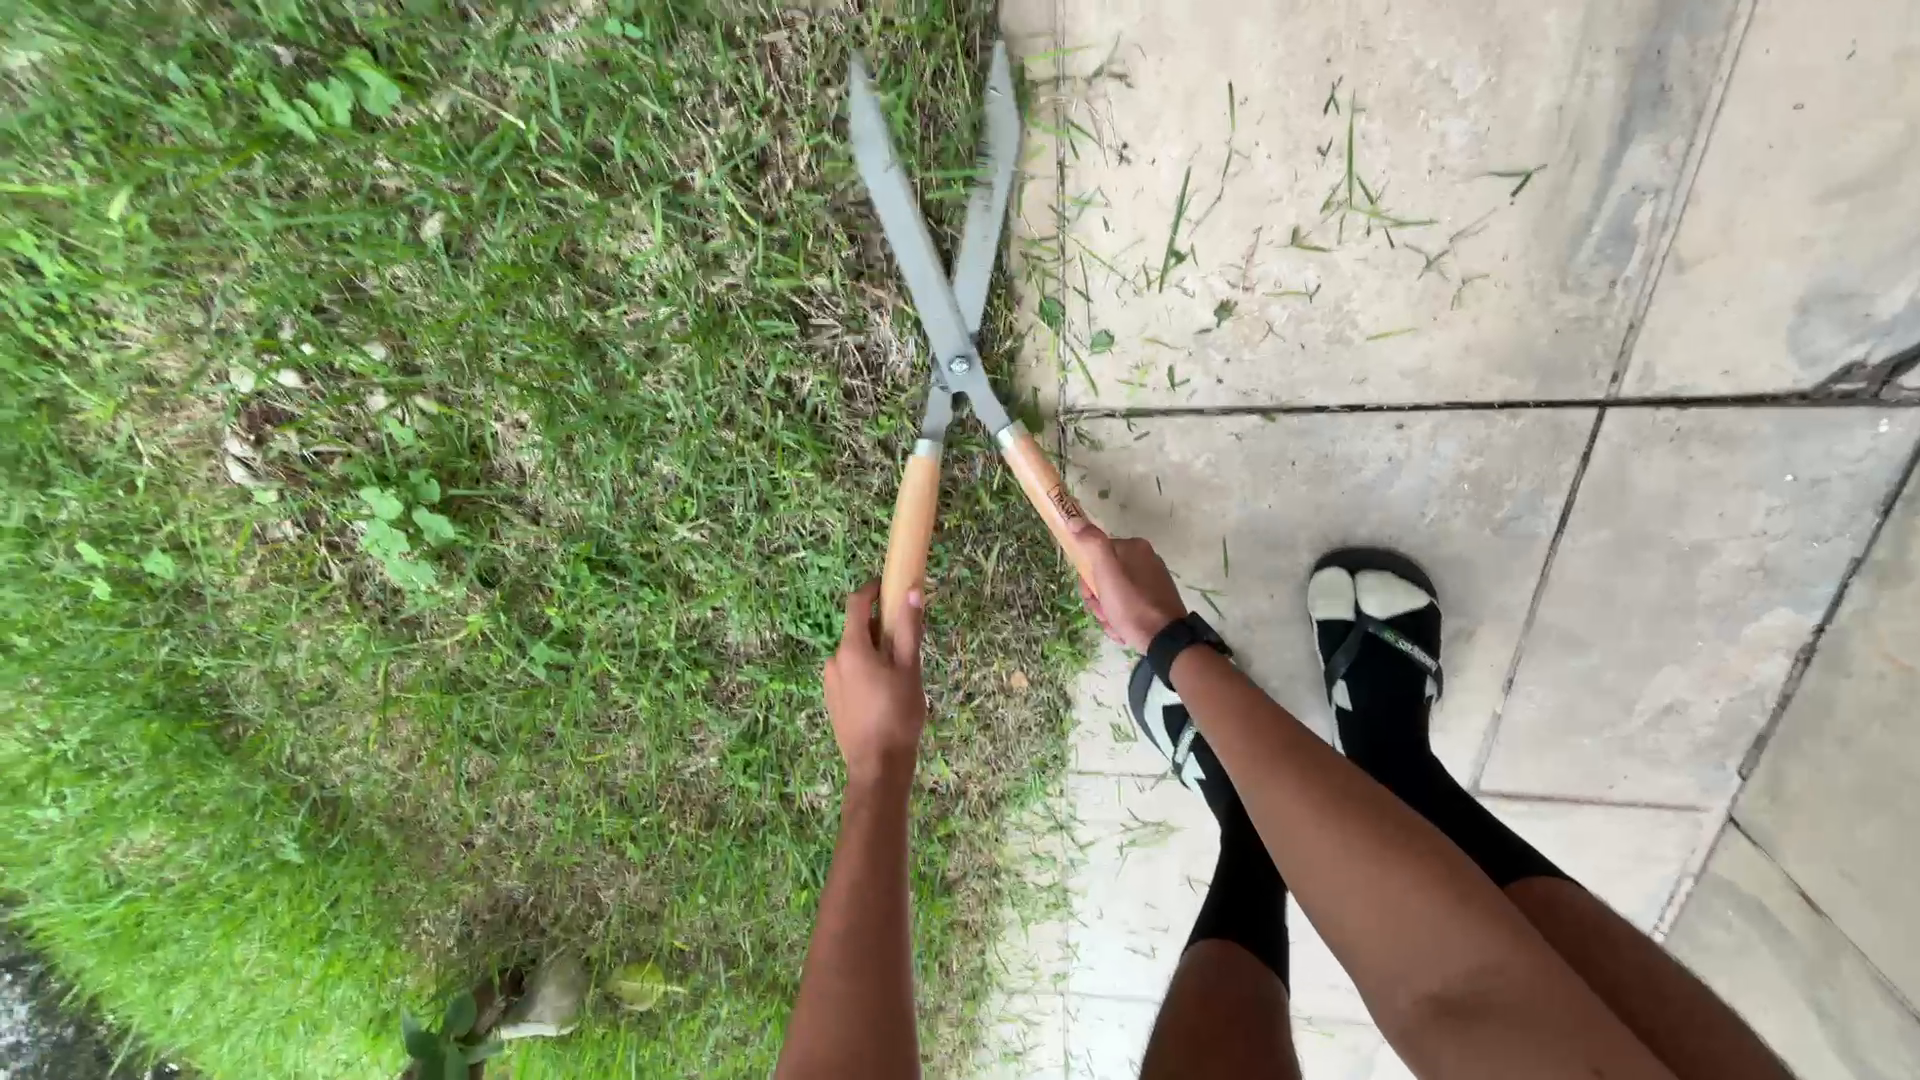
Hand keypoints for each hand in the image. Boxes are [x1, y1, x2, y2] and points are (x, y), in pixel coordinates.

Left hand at [823, 580, 927, 787]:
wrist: (877, 766)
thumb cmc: (897, 714)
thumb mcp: (910, 668)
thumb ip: (908, 629)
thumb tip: (912, 592)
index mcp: (851, 648)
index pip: (856, 603)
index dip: (872, 589)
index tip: (890, 586)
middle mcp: (834, 660)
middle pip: (857, 630)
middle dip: (881, 628)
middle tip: (907, 643)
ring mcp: (830, 682)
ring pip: (855, 654)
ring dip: (875, 653)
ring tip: (900, 676)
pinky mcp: (832, 701)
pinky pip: (850, 674)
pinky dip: (867, 672)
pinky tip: (885, 695)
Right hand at [1071, 519, 1187, 651]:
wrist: (1164, 639)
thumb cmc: (1131, 604)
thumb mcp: (1106, 572)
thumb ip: (1092, 543)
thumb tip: (1074, 519)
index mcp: (1134, 547)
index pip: (1097, 555)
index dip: (1088, 578)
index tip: (1090, 595)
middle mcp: (1146, 559)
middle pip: (1106, 576)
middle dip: (1098, 599)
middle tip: (1103, 613)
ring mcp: (1153, 582)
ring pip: (1115, 594)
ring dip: (1107, 612)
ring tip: (1114, 625)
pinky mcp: (1157, 601)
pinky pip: (1129, 606)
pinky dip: (1121, 619)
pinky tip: (1123, 630)